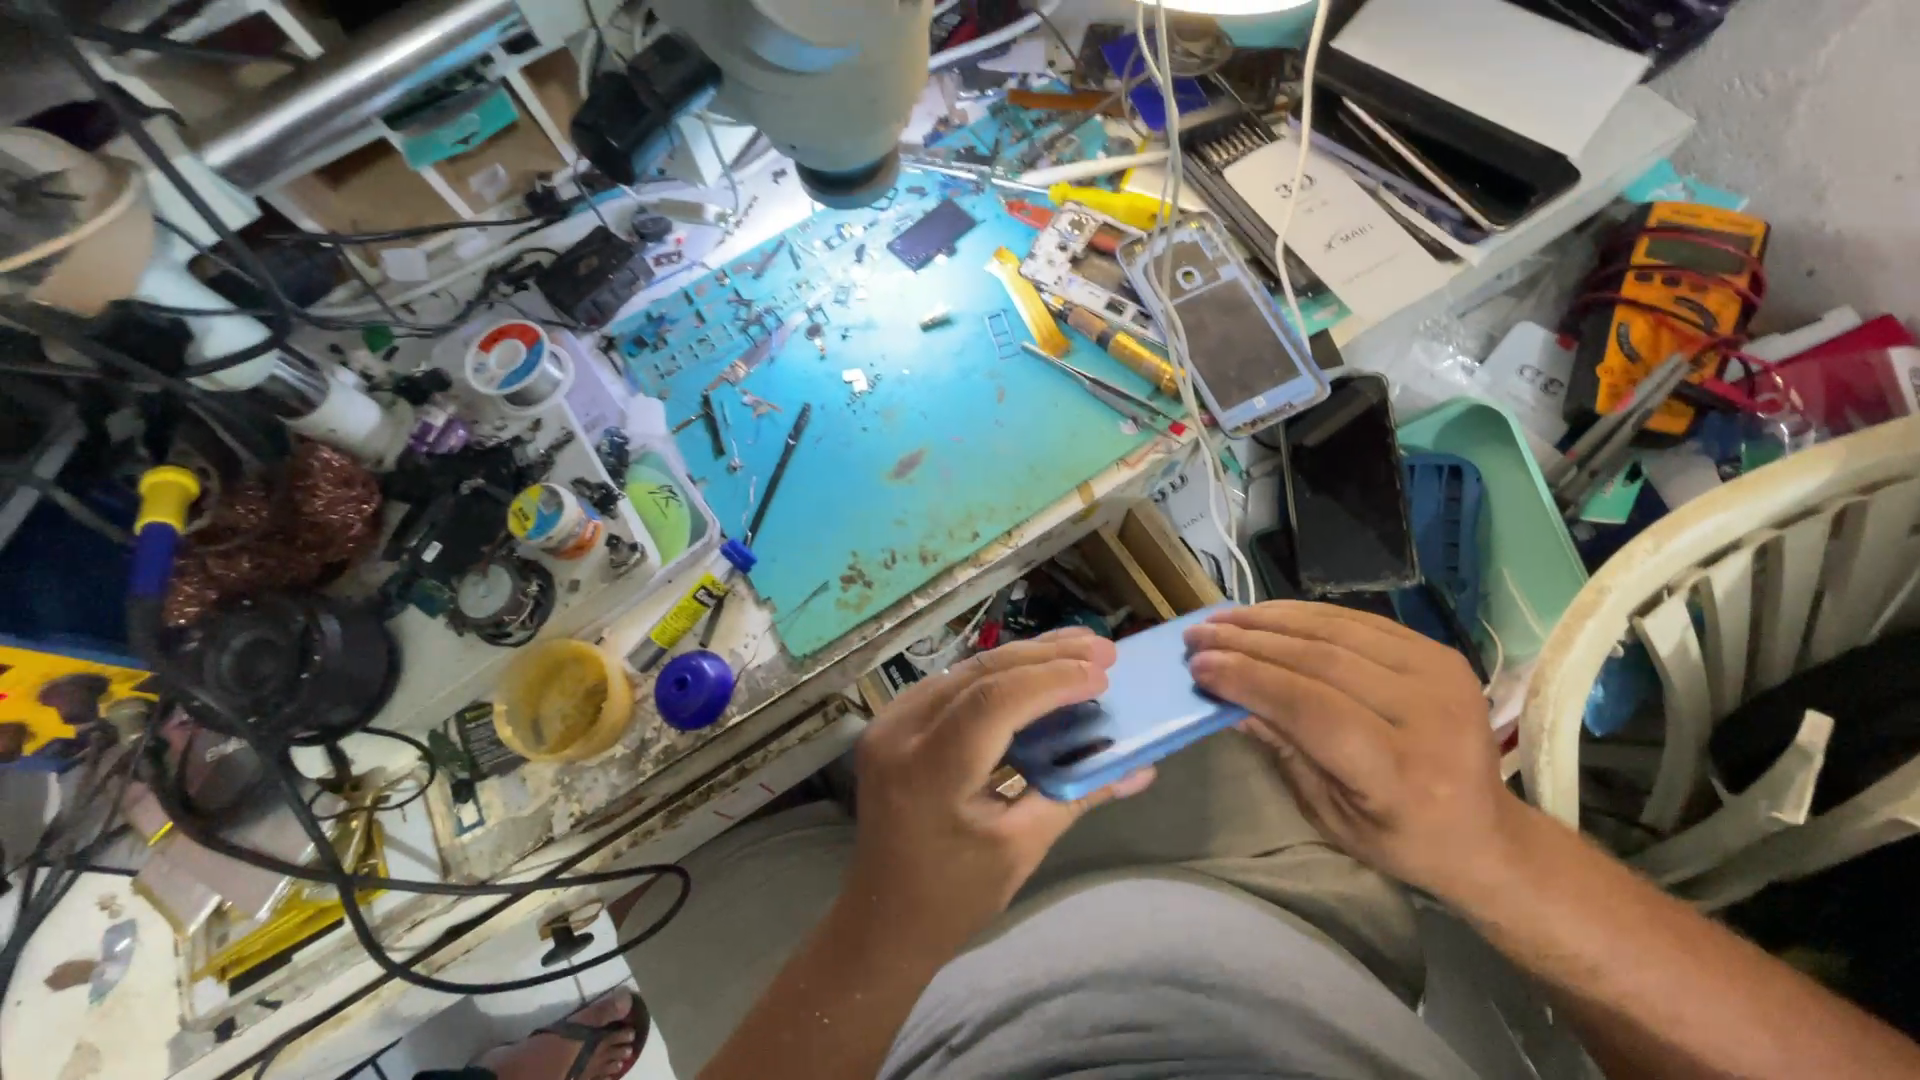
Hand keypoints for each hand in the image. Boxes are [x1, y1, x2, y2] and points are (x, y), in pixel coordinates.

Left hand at [845, 628, 1154, 940]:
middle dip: (1046, 657)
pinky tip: (1033, 670)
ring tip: (1078, 649)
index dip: (1052, 681)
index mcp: (928, 771)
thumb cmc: (954, 895)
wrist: (883, 917)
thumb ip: (1077, 794)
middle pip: (979, 673)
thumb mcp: (1022, 848)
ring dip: (1023, 658)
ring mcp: (887, 722)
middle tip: (1103, 650)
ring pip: (964, 670)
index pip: (994, 701)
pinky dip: (996, 674)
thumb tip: (1140, 766)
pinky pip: (950, 684)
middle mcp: (899, 733)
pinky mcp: (890, 722)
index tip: (1103, 675)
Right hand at [1182, 602, 1521, 900]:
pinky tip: (1265, 615)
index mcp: (1404, 773)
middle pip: (1322, 662)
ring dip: (1269, 620)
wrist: (1487, 833)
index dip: (1250, 680)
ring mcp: (1441, 676)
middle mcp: (1430, 714)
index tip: (1198, 665)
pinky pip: (1359, 622)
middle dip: (1248, 644)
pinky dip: (1304, 615)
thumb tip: (1225, 696)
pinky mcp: (1441, 654)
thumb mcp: (1329, 812)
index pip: (1313, 709)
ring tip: (1221, 618)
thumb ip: (1282, 748)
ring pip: (1336, 631)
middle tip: (1197, 635)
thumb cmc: (1399, 839)